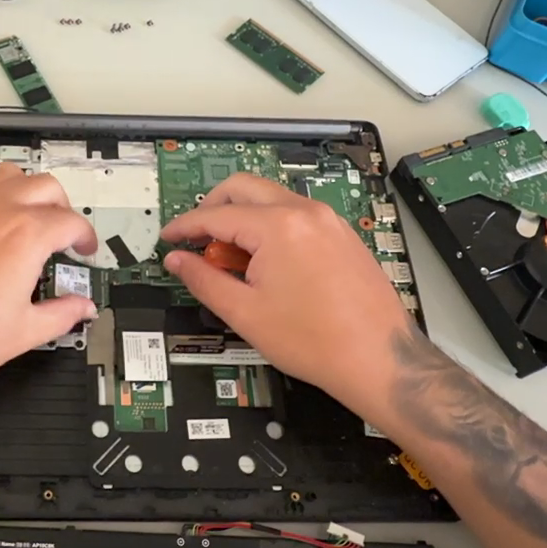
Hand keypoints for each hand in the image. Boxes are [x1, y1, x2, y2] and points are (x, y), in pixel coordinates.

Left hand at [0, 163, 96, 417]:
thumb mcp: (23, 333)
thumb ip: (62, 314)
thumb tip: (81, 308)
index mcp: (25, 236)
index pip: (71, 221)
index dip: (86, 237)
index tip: (85, 251)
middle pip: (46, 187)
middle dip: (63, 208)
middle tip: (65, 236)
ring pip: (11, 174)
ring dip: (30, 189)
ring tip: (33, 217)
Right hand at [161, 174, 419, 407]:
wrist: (379, 360)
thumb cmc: (314, 341)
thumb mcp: (245, 313)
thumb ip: (203, 280)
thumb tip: (176, 260)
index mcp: (278, 227)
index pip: (216, 215)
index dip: (185, 226)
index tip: (168, 238)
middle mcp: (305, 212)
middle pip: (243, 187)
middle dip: (211, 207)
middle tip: (195, 238)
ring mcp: (328, 220)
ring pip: (271, 198)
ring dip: (242, 216)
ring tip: (229, 257)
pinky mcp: (341, 234)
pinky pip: (295, 214)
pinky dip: (269, 225)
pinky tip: (263, 261)